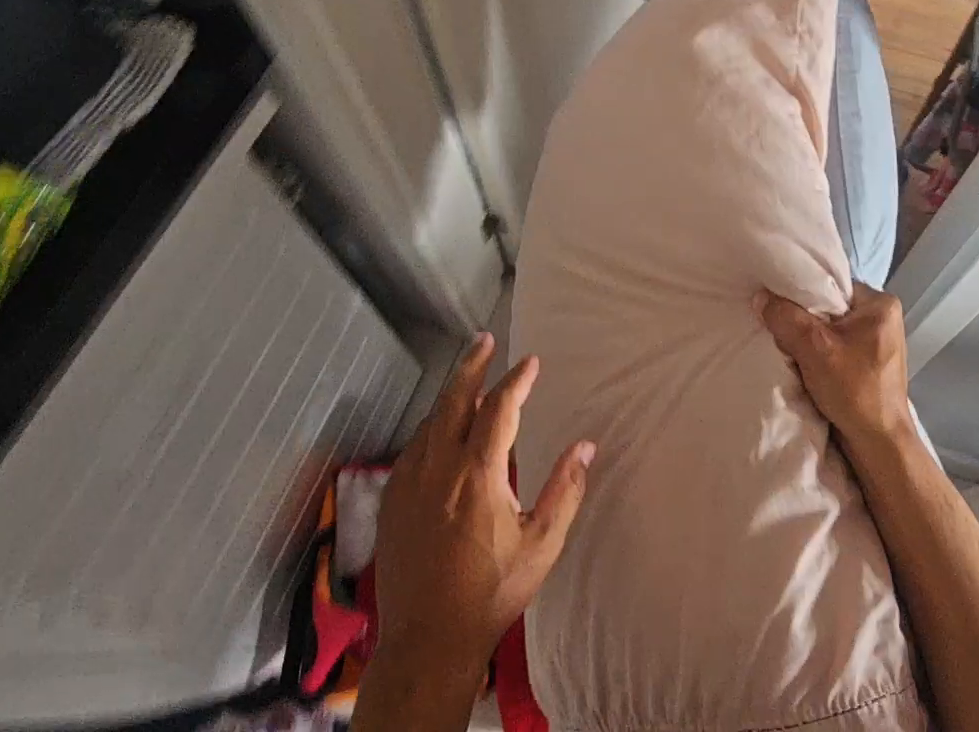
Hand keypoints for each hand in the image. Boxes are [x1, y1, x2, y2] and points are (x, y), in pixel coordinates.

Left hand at [369, 333, 594, 681]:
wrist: (427, 639)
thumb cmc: (492, 591)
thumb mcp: (542, 543)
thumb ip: (566, 489)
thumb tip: (587, 446)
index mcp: (477, 476)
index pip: (498, 410)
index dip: (516, 380)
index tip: (531, 362)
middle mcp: (438, 470)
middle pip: (453, 401)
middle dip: (471, 365)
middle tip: (485, 340)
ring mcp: (409, 484)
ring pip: (430, 422)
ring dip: (451, 394)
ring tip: (469, 377)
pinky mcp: (392, 502)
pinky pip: (414, 447)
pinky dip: (433, 426)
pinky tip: (441, 429)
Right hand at [759, 283, 912, 445]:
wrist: (879, 443)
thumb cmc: (855, 391)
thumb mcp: (815, 349)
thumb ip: (786, 318)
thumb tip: (761, 297)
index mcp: (881, 304)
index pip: (832, 284)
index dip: (802, 292)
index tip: (776, 300)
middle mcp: (883, 318)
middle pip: (829, 307)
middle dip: (804, 319)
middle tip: (779, 326)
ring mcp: (877, 343)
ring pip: (830, 330)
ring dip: (809, 340)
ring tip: (789, 346)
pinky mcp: (868, 365)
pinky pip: (835, 348)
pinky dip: (818, 355)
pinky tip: (802, 363)